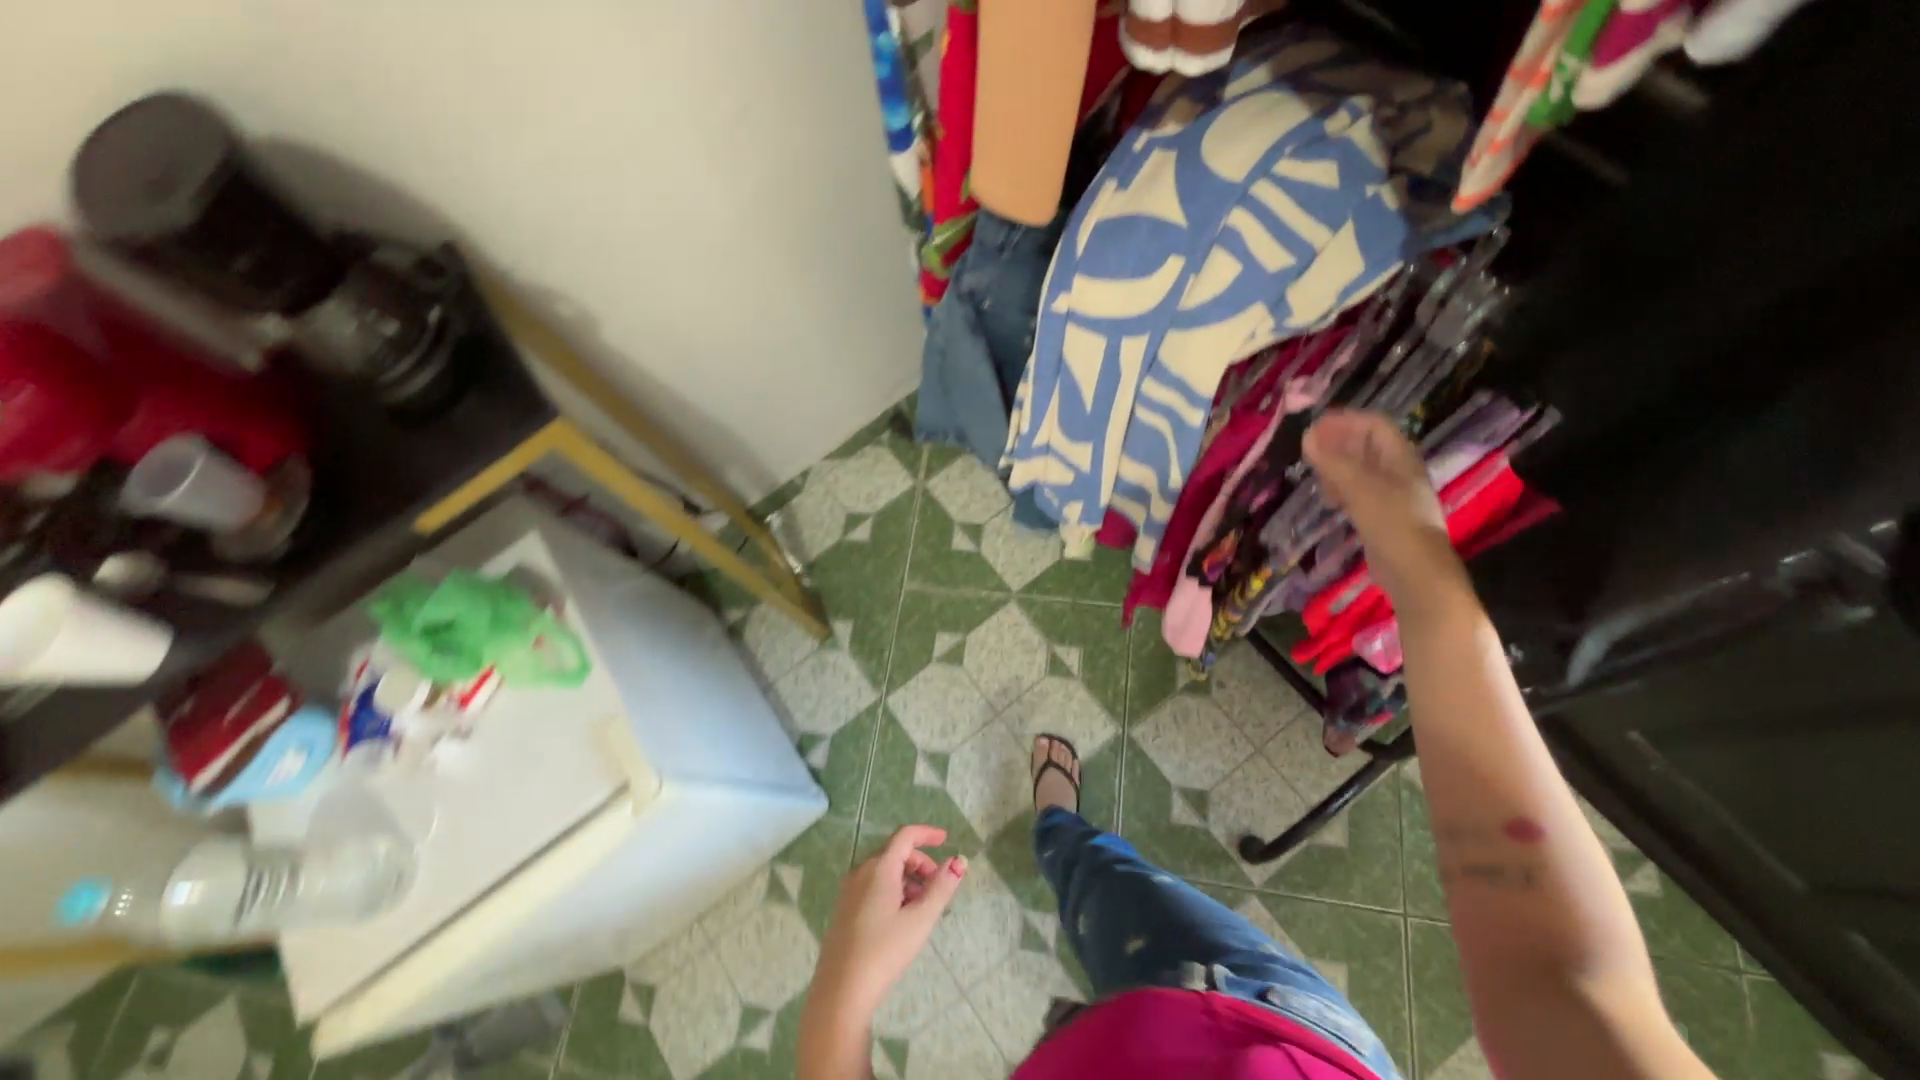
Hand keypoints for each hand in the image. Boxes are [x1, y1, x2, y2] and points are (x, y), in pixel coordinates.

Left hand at [810, 825, 967, 1016]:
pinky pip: (872, 886)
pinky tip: (902, 918)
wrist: (841, 990)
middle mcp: (860, 872)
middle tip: (938, 888)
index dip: (927, 834)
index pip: (905, 836)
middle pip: (895, 853)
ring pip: (884, 871)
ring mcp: (849, 891)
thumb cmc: (885, 951)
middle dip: (921, 863)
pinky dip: (893, 890)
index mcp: (879, 868)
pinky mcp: (844, 909)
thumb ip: (941, 887)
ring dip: (908, 879)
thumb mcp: (920, 919)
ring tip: (922, 908)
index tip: (946, 840)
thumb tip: (959, 861)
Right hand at [1304, 409, 1467, 612]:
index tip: (1315, 426)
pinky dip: (1342, 489)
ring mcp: (1392, 494)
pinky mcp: (1383, 516)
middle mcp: (1398, 471)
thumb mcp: (1359, 487)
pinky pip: (1360, 492)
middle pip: (1367, 446)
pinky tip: (1329, 499)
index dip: (1345, 421)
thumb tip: (1307, 435)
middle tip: (1309, 449)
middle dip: (1338, 443)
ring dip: (1337, 467)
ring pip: (1361, 470)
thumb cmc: (1391, 521)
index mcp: (1400, 457)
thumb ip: (1332, 461)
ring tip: (1315, 473)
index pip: (1373, 424)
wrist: (1414, 570)